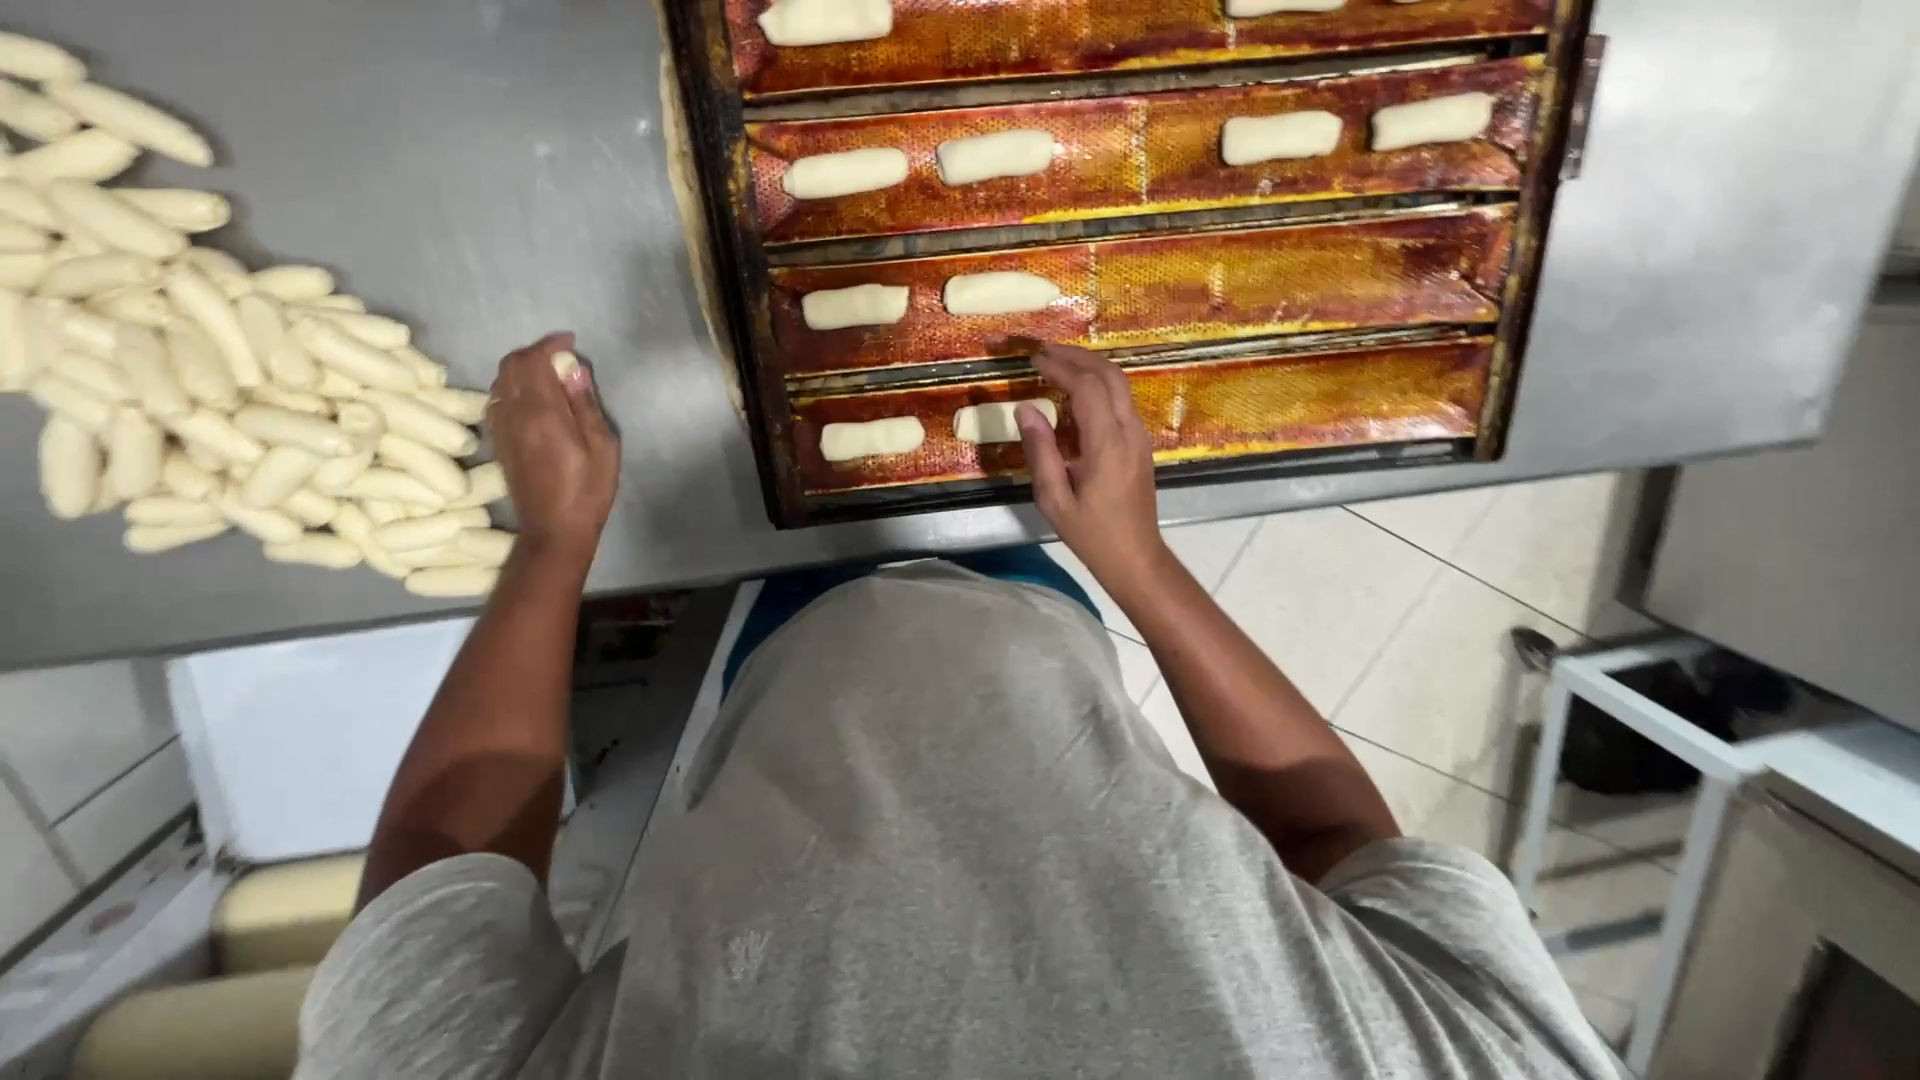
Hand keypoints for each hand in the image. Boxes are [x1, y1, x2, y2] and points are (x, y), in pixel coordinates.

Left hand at [485, 332, 619, 567]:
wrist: (554, 528)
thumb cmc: (588, 490)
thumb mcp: (603, 446)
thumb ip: (585, 404)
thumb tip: (574, 371)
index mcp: (541, 413)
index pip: (534, 361)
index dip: (550, 345)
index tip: (570, 342)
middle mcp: (513, 414)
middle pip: (510, 365)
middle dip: (534, 353)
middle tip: (561, 358)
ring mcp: (500, 428)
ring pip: (500, 381)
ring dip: (521, 369)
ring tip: (548, 376)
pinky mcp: (498, 441)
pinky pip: (497, 400)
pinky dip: (512, 388)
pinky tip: (533, 400)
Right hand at [1017, 344, 1166, 583]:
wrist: (1136, 557)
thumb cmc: (1092, 534)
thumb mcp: (1054, 499)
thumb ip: (1041, 451)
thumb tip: (1026, 410)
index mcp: (1107, 445)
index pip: (1087, 387)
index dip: (1060, 366)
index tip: (1033, 359)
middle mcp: (1130, 432)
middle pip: (1110, 374)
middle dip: (1077, 356)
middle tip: (1044, 351)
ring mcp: (1140, 436)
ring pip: (1120, 384)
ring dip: (1089, 368)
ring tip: (1056, 365)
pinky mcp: (1140, 443)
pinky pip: (1121, 402)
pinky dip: (1098, 386)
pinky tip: (1074, 395)